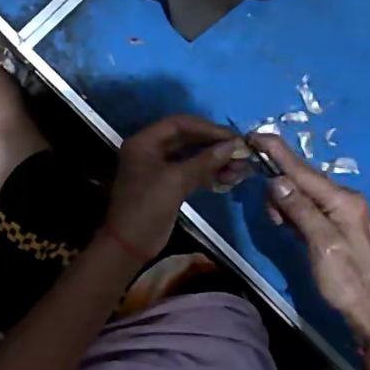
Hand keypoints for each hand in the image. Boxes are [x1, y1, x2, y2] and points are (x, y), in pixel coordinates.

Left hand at [103, 115, 248, 262]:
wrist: (130, 245)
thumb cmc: (147, 206)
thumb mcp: (175, 180)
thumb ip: (204, 160)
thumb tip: (233, 145)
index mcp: (145, 142)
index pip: (179, 124)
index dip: (207, 128)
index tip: (232, 136)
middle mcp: (151, 150)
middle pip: (187, 139)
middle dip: (213, 144)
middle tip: (240, 150)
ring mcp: (160, 168)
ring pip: (192, 156)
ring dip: (215, 160)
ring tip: (239, 167)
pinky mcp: (168, 184)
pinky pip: (191, 172)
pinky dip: (209, 173)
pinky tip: (229, 177)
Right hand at [253, 134, 369, 351]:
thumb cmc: (347, 280)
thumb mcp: (321, 244)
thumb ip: (300, 210)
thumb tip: (277, 181)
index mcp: (342, 199)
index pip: (302, 170)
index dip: (276, 152)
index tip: (253, 135)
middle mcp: (342, 198)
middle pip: (301, 179)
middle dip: (278, 188)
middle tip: (271, 218)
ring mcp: (340, 211)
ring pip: (300, 194)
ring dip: (283, 204)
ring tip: (280, 227)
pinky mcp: (334, 224)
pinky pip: (306, 208)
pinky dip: (291, 213)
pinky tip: (287, 227)